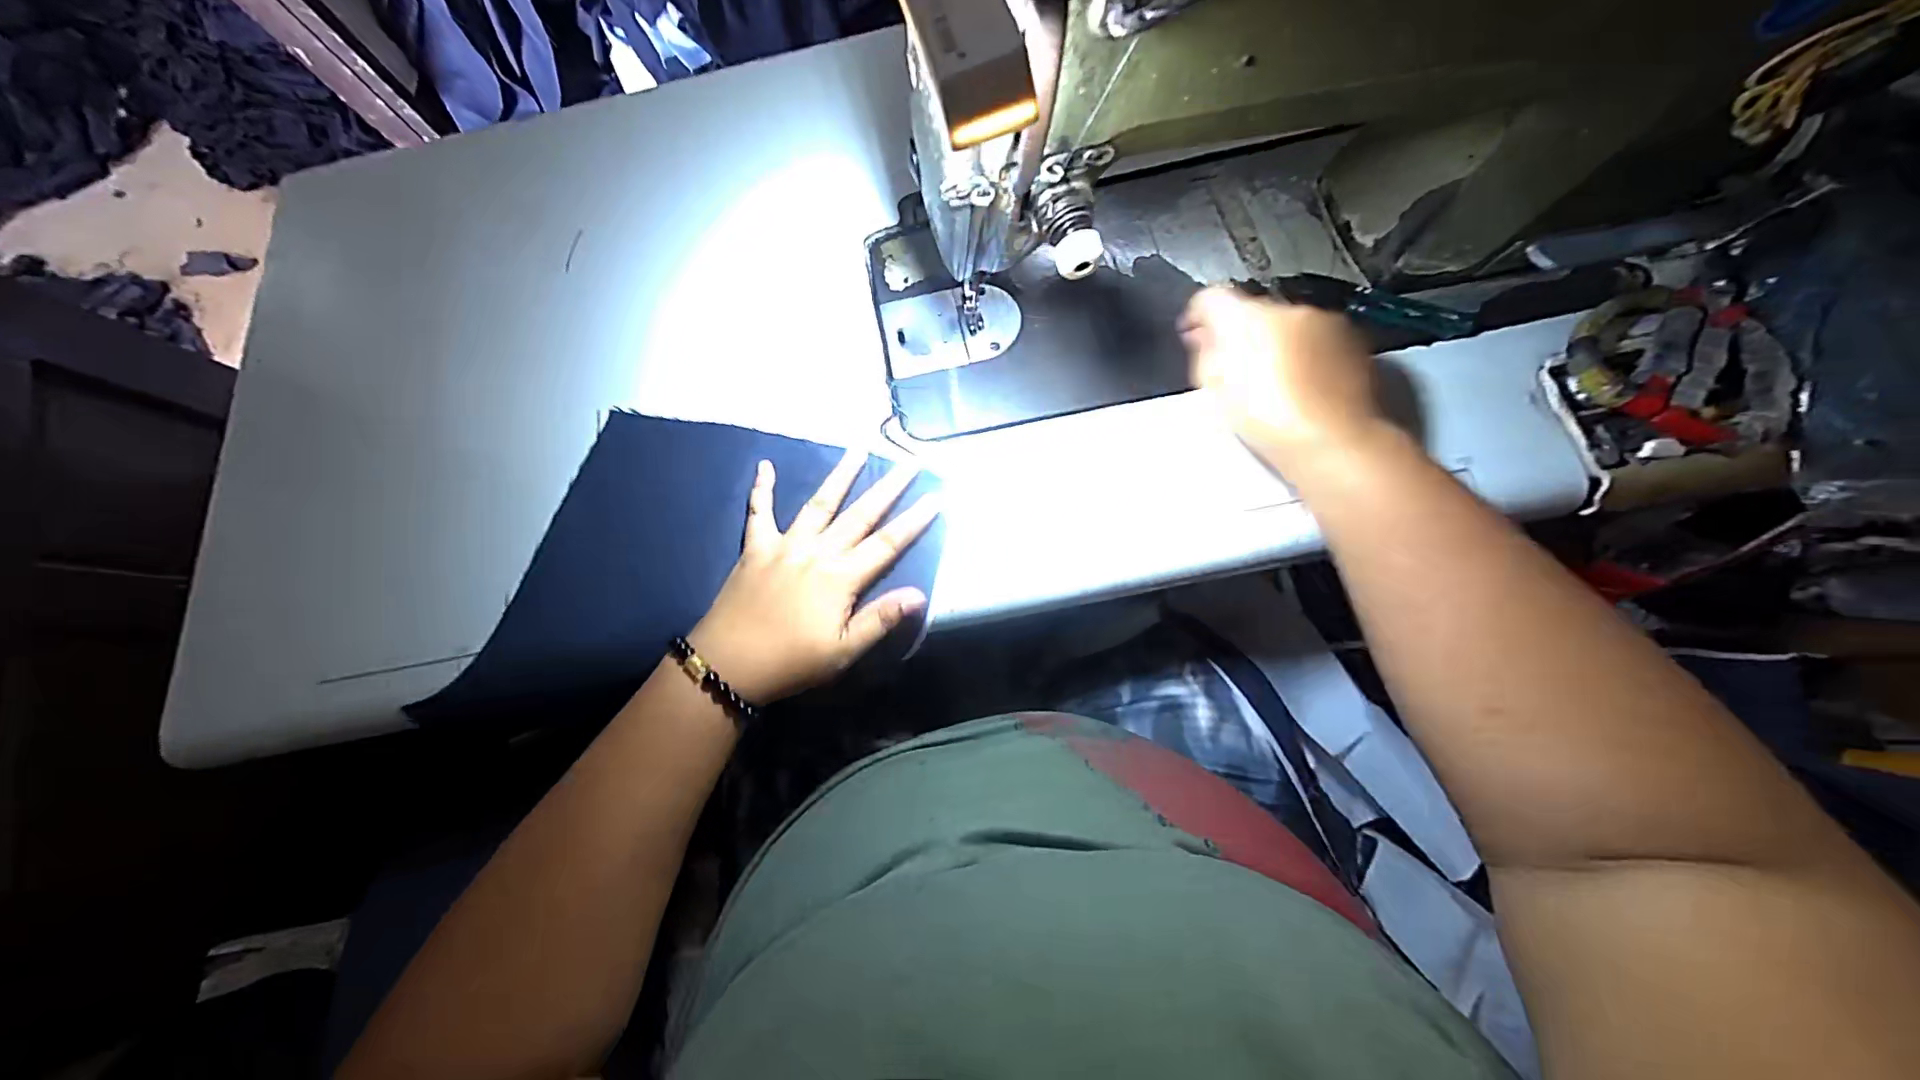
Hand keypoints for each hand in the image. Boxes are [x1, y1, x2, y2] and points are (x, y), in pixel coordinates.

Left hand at [687, 450, 940, 704]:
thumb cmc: (791, 662)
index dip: (914, 521)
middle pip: (860, 514)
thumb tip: (919, 594)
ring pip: (819, 504)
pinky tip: (765, 465)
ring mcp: (784, 546)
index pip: (887, 544)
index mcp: (841, 578)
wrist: (727, 665)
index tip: (936, 497)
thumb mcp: (843, 650)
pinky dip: (762, 489)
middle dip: (888, 487)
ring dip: (840, 475)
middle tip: (910, 461)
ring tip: (859, 449)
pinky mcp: (755, 549)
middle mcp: (817, 552)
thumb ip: (880, 619)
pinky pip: (759, 513)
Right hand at [1179, 287, 1390, 477]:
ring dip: (1274, 344)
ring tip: (1268, 385)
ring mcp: (1324, 321)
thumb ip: (1205, 353)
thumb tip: (1205, 337)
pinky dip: (1303, 354)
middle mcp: (1288, 309)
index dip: (1197, 316)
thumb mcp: (1217, 391)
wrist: (1333, 441)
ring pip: (1286, 324)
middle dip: (1240, 335)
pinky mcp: (1351, 338)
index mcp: (1247, 318)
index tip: (1194, 331)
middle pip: (1252, 312)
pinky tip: (1297, 388)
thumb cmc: (1275, 422)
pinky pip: (1314, 338)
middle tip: (1231, 370)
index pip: (1211, 298)